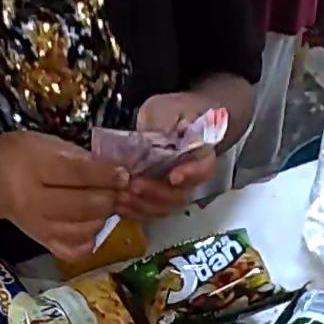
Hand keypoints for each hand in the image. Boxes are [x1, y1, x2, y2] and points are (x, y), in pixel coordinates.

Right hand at [0, 131, 125, 260]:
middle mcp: (39, 203)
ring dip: (101, 218)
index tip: (124, 175)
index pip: (78, 175)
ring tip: (102, 206)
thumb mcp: (47, 144)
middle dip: (108, 198)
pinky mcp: (46, 244)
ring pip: (84, 230)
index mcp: (37, 170)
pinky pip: (74, 251)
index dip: (105, 175)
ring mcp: (43, 228)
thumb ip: (79, 158)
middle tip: (117, 191)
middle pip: (85, 206)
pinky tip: (90, 229)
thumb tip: (112, 172)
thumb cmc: (23, 157)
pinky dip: (88, 242)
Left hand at [118, 92, 223, 221]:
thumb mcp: (166, 110)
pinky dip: (135, 212)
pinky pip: (151, 213)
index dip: (191, 175)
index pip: (204, 168)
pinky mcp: (160, 200)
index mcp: (200, 154)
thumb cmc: (172, 113)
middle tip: (135, 185)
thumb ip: (161, 125)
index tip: (174, 177)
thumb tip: (146, 142)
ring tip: (121, 196)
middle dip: (157, 193)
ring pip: (165, 208)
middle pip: (180, 196)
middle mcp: (191, 179)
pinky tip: (119, 206)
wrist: (171, 123)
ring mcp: (176, 192)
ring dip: (143, 206)